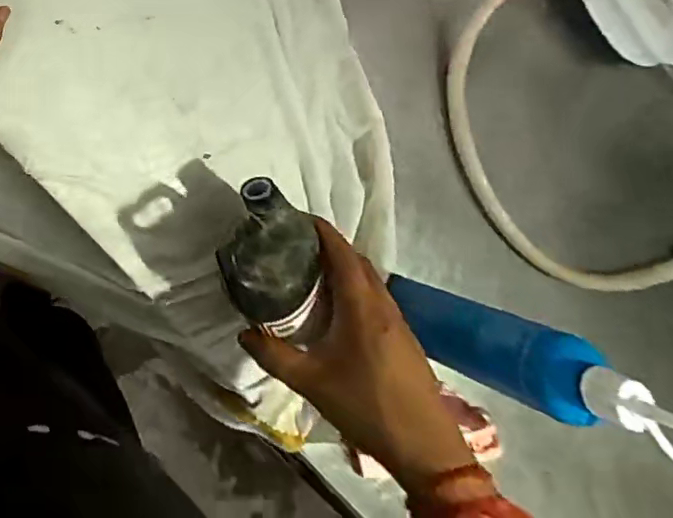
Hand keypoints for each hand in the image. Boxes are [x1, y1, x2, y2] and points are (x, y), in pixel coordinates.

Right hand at [239, 217, 474, 493]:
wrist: (428, 453)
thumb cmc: (368, 408)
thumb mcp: (311, 383)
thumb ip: (274, 355)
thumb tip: (243, 332)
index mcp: (362, 307)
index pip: (342, 253)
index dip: (321, 230)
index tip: (296, 218)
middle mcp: (383, 306)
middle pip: (357, 260)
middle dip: (329, 244)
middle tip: (295, 243)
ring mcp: (398, 323)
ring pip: (369, 279)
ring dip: (343, 266)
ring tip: (310, 269)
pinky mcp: (404, 340)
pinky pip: (376, 297)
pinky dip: (355, 286)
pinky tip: (337, 306)